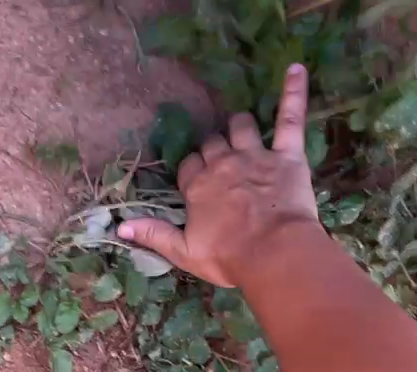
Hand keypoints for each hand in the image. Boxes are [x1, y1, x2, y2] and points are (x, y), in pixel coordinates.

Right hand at [119, 63, 322, 286]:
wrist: (272, 253)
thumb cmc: (226, 257)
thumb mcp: (183, 252)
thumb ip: (153, 234)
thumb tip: (120, 226)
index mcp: (198, 187)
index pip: (187, 167)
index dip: (190, 173)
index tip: (194, 184)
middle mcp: (223, 164)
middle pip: (212, 144)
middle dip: (212, 150)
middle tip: (218, 163)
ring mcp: (255, 155)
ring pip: (242, 126)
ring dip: (238, 127)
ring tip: (240, 132)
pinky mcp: (287, 154)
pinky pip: (290, 116)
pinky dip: (293, 91)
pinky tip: (296, 68)